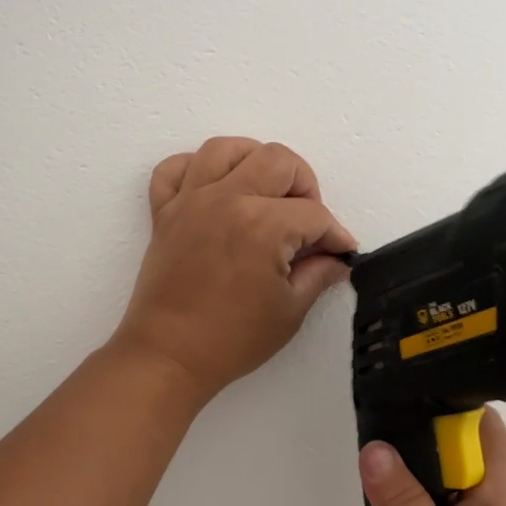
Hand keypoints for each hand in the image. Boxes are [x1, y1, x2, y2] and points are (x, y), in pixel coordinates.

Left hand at [113, 137, 355, 399]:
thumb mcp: (290, 311)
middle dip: (305, 185)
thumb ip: (318, 274)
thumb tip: (336, 259)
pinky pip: (175, 169)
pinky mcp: (164, 213)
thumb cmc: (231, 340)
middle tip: (308, 221)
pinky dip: (195, 169)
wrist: (169, 357)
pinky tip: (215, 190)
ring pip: (226, 149)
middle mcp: (226, 200)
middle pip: (278, 161)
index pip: (314, 213)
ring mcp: (191, 202)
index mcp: (263, 225)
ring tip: (266, 192)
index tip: (341, 251)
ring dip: (254, 161)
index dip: (335, 234)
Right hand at [359, 408, 505, 505]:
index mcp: (503, 484)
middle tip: (381, 468)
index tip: (402, 416)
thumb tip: (375, 449)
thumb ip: (398, 494)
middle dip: (418, 458)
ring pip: (453, 494)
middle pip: (462, 456)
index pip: (482, 422)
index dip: (444, 411)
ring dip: (416, 497)